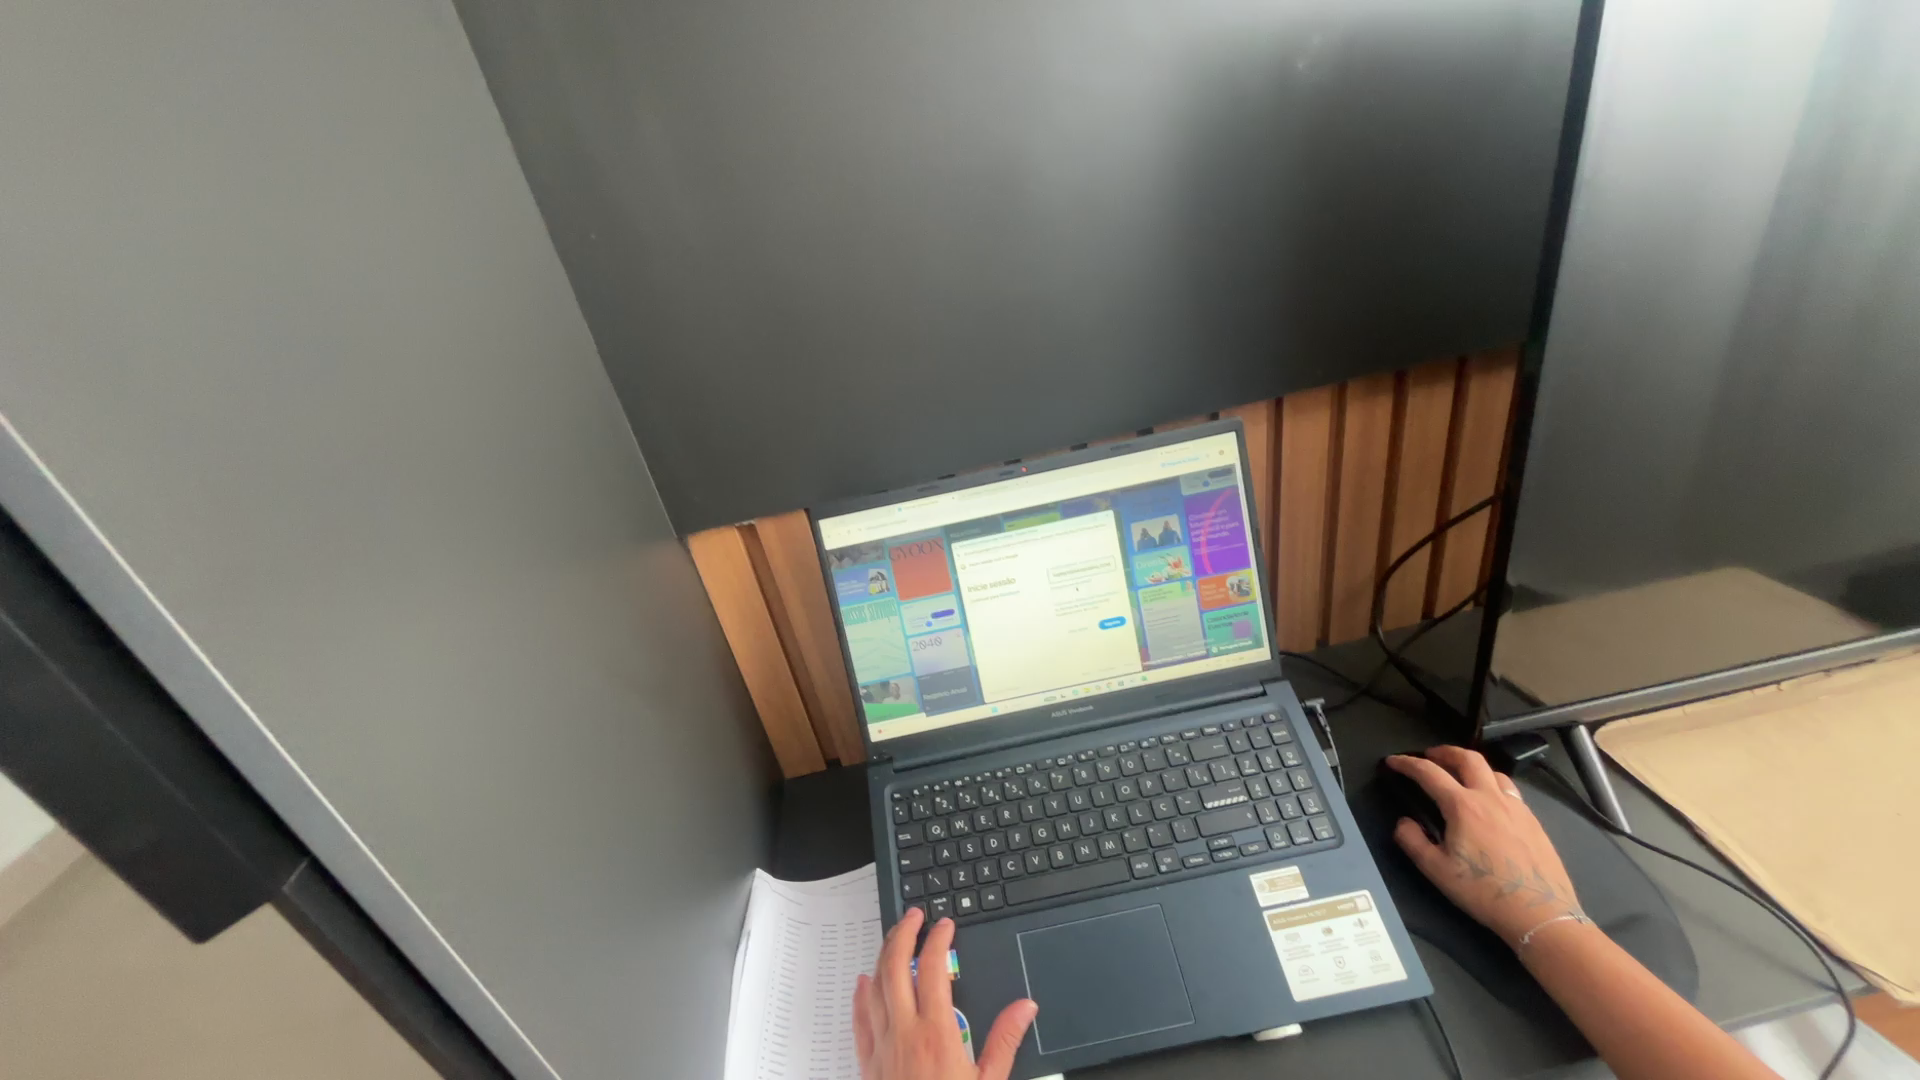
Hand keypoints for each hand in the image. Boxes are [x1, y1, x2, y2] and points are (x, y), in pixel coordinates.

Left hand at [853, 908, 1038, 1079]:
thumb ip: (1005, 1040)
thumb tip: (1025, 1005)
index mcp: (936, 1034)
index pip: (932, 967)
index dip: (938, 939)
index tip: (946, 925)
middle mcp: (904, 1033)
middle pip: (894, 966)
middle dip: (903, 933)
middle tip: (915, 916)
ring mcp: (882, 1048)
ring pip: (873, 986)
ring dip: (882, 956)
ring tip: (895, 938)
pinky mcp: (868, 1066)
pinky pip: (859, 1021)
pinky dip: (860, 995)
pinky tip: (863, 982)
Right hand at [1386, 746, 1581, 947]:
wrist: (1542, 915)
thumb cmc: (1484, 891)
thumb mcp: (1436, 870)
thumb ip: (1411, 840)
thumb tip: (1404, 822)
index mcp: (1463, 807)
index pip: (1428, 772)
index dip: (1406, 763)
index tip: (1393, 762)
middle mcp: (1491, 799)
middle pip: (1468, 758)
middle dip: (1444, 751)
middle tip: (1429, 756)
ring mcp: (1518, 809)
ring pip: (1494, 772)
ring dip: (1471, 766)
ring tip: (1460, 775)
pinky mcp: (1535, 823)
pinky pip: (1511, 792)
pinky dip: (1493, 785)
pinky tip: (1490, 803)